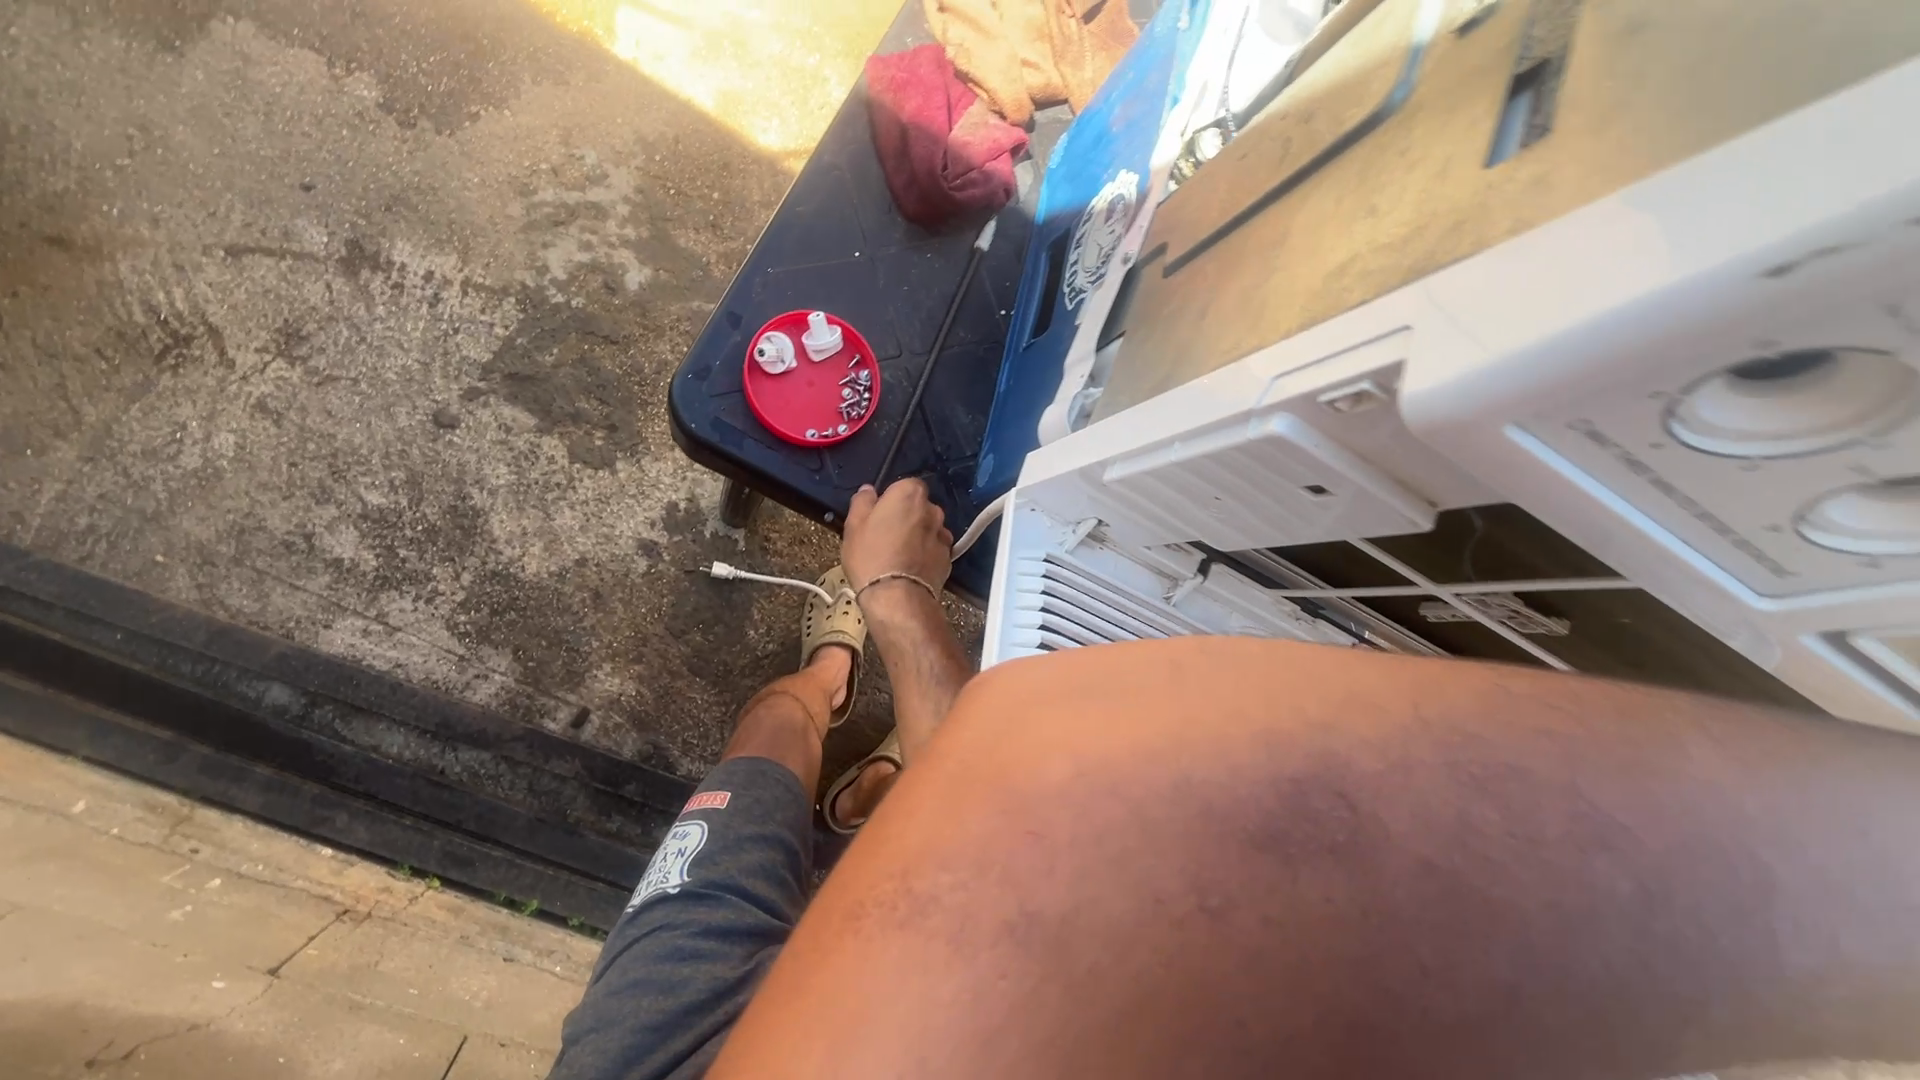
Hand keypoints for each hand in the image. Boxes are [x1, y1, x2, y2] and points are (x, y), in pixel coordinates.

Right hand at [842, 479, 953, 597]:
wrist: (897, 597)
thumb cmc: (870, 556)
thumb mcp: (853, 526)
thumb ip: (862, 502)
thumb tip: (868, 491)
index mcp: (909, 494)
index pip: (904, 485)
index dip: (891, 500)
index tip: (878, 515)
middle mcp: (932, 509)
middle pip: (918, 507)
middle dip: (906, 517)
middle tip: (885, 536)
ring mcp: (943, 534)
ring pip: (928, 529)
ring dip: (917, 536)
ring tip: (898, 556)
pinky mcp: (948, 558)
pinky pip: (934, 550)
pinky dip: (925, 555)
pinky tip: (909, 569)